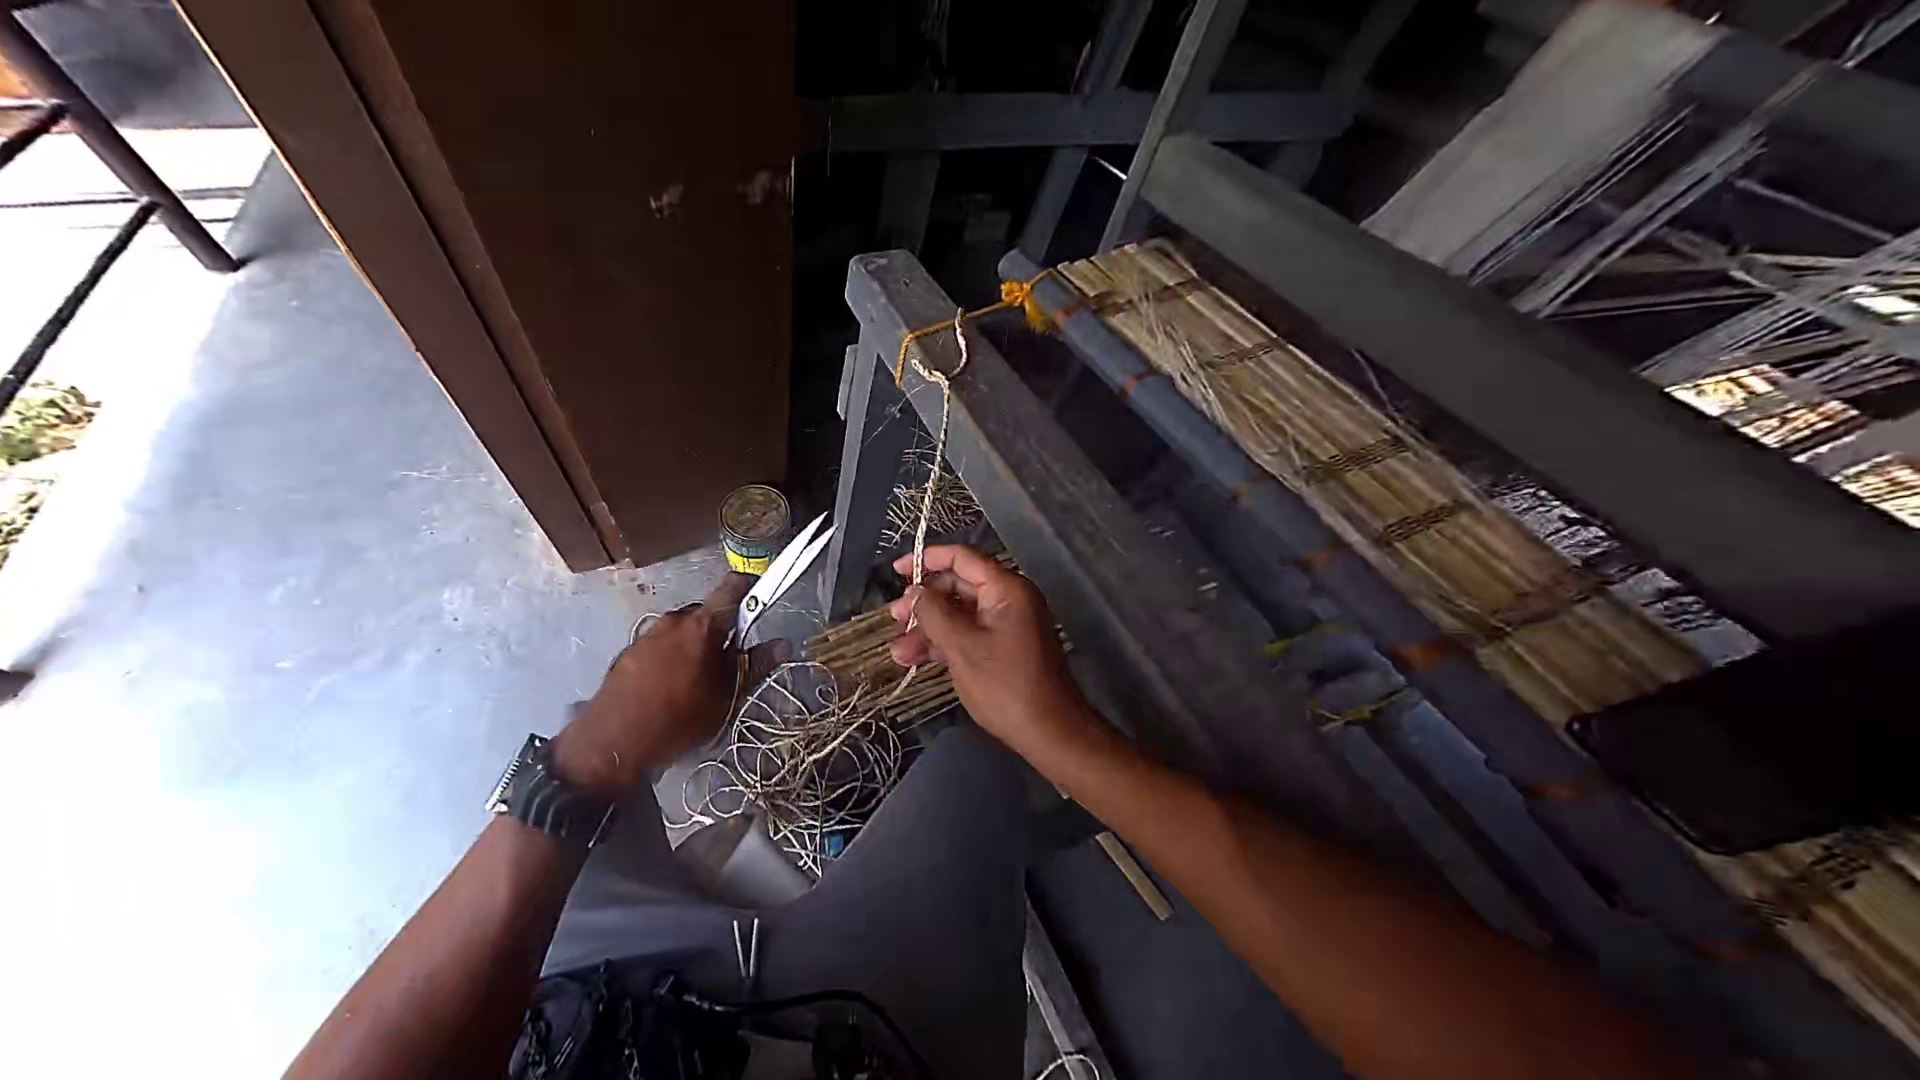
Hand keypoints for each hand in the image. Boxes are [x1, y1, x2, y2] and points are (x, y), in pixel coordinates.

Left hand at [552, 573, 763, 797]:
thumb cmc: (679, 718)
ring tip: (698, 681)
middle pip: (707, 612)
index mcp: (702, 624)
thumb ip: (756, 665)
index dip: (751, 587)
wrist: (611, 744)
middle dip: (723, 630)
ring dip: (696, 645)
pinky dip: (673, 657)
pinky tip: (671, 689)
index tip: (761, 603)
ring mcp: (646, 635)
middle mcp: (673, 620)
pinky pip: (660, 645)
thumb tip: (783, 644)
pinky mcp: (628, 653)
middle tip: (731, 662)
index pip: (732, 587)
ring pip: (683, 630)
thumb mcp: (727, 696)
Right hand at [887, 546, 1097, 758]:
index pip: (962, 558)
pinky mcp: (1003, 647)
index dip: (927, 558)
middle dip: (923, 602)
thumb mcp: (962, 647)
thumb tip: (914, 591)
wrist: (1048, 731)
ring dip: (928, 629)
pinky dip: (944, 643)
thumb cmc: (1005, 686)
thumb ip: (934, 613)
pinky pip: (969, 634)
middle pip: (958, 586)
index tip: (897, 570)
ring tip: (898, 650)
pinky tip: (916, 659)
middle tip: (894, 617)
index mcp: (1006, 589)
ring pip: (959, 614)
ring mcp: (1007, 624)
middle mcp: (1009, 599)